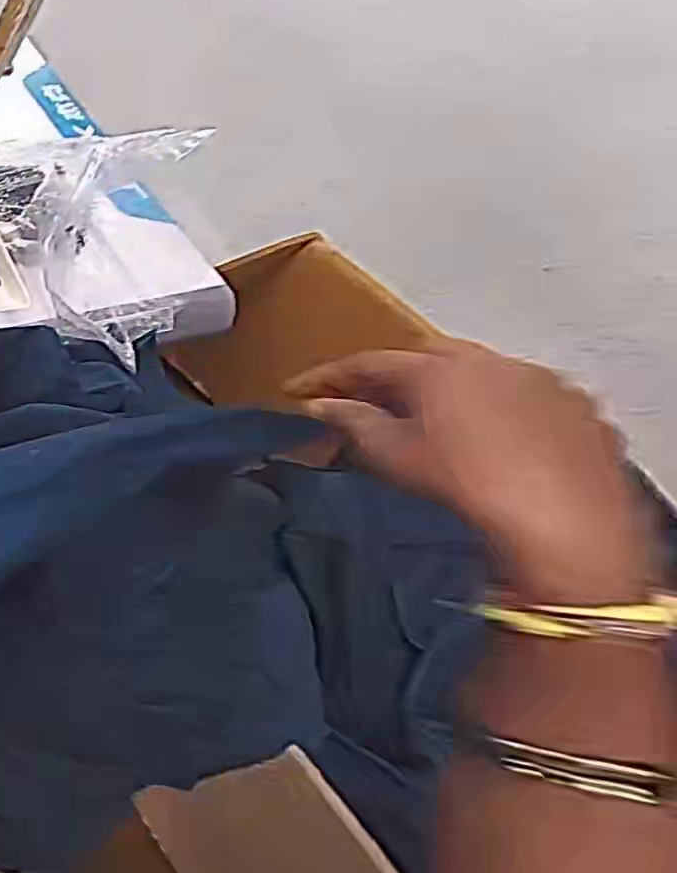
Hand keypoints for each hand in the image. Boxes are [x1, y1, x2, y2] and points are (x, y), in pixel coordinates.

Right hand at [285, 340, 650, 603]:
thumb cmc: (462, 479)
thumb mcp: (387, 450)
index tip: (296, 389)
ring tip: (410, 411)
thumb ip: (350, 419)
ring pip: (474, 371)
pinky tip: (470, 432)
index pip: (368, 361)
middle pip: (424, 355)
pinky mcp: (576, 409)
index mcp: (441, 369)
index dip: (326, 375)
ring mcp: (543, 383)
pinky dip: (480, 403)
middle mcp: (495, 364)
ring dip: (436, 385)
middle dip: (384, 372)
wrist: (559, 518)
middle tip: (352, 394)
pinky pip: (515, 393)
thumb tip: (322, 405)